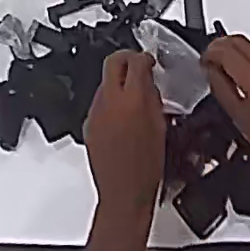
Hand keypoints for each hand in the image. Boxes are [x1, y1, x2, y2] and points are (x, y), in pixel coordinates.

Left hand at [83, 51, 165, 218]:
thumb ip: (153, 99)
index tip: (149, 61)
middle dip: (126, 59)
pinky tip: (123, 116)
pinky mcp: (88, 123)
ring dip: (118, 82)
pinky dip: (110, 101)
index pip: (135, 62)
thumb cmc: (146, 168)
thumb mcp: (160, 128)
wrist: (124, 193)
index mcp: (132, 101)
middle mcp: (109, 102)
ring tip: (133, 97)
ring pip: (105, 82)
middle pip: (113, 62)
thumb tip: (149, 82)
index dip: (144, 57)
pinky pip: (99, 102)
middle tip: (138, 66)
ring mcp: (96, 112)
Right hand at [203, 35, 249, 184]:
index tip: (204, 61)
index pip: (229, 52)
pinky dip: (245, 57)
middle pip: (240, 42)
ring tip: (222, 64)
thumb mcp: (240, 119)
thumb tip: (210, 70)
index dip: (211, 53)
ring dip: (232, 50)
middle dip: (219, 46)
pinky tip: (239, 70)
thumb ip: (221, 89)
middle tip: (209, 58)